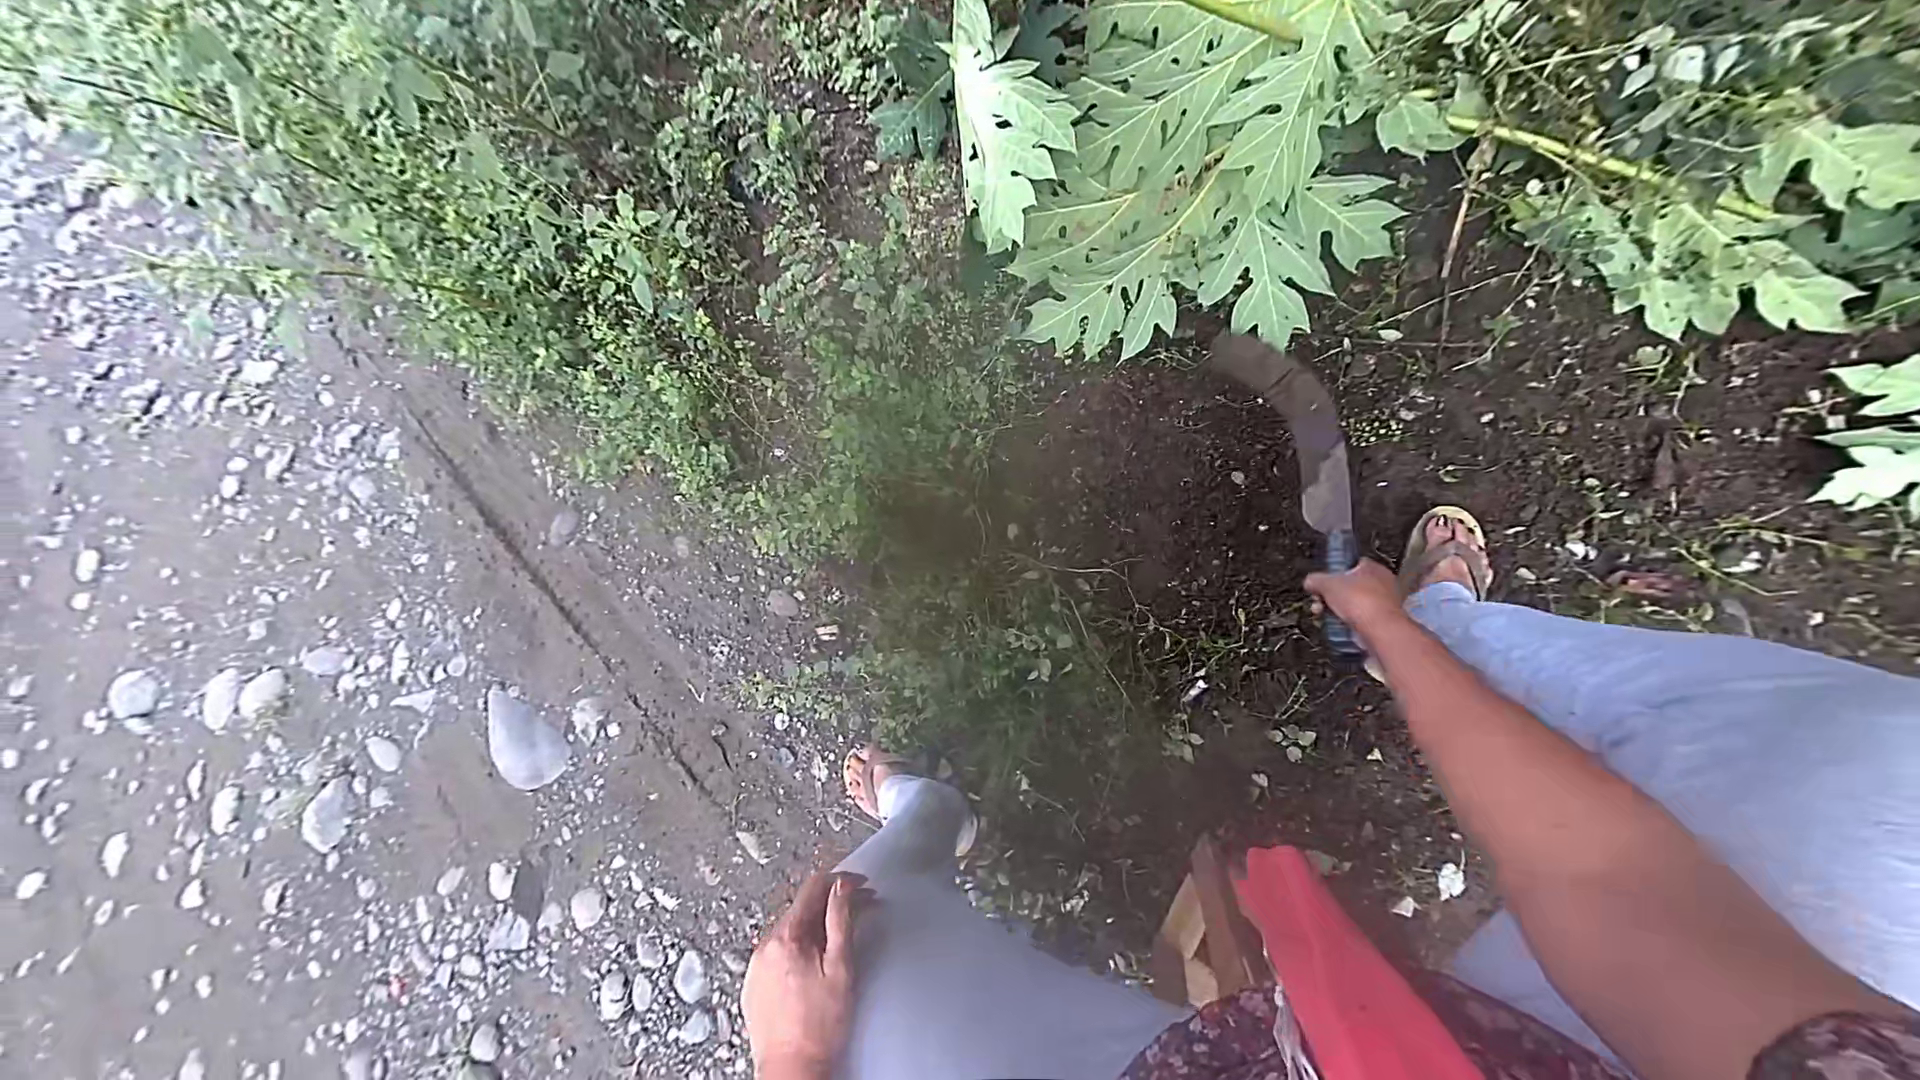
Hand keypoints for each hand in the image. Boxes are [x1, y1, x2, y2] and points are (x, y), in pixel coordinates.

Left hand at [745, 870, 873, 1079]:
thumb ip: (840, 919)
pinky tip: (815, 962)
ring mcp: (757, 965)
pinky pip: (779, 950)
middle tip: (859, 909)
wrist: (791, 1072)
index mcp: (787, 937)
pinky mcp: (754, 984)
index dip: (841, 881)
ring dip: (816, 925)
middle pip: (803, 907)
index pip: (814, 887)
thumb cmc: (819, 1028)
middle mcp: (766, 946)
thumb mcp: (840, 967)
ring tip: (839, 939)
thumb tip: (842, 887)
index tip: (859, 885)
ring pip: (791, 928)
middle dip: (832, 904)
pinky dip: (799, 947)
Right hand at [1303, 558, 1407, 639]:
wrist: (1380, 629)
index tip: (1322, 581)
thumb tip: (1309, 582)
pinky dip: (1347, 620)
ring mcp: (1384, 603)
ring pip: (1352, 603)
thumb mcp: (1327, 584)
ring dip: (1335, 608)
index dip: (1334, 572)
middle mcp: (1383, 583)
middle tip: (1319, 600)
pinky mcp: (1382, 621)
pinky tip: (1336, 624)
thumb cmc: (1358, 600)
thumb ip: (1315, 580)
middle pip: (1349, 586)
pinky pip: (1359, 618)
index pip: (1351, 564)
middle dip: (1330, 594)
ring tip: (1323, 614)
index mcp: (1373, 568)